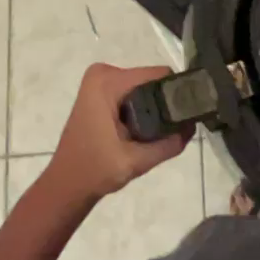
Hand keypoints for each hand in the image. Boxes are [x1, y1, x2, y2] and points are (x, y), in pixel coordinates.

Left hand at [45, 64, 187, 201]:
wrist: (66, 185)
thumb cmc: (95, 171)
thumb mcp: (136, 160)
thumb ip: (169, 144)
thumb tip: (193, 127)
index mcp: (108, 82)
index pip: (159, 75)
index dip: (176, 93)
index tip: (187, 116)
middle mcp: (103, 74)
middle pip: (152, 81)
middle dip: (165, 103)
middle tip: (172, 131)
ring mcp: (100, 82)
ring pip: (145, 88)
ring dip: (154, 109)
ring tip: (159, 134)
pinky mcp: (100, 93)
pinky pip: (133, 94)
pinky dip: (142, 110)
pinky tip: (144, 132)